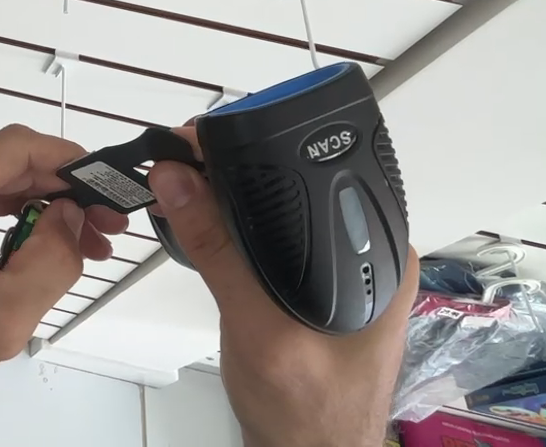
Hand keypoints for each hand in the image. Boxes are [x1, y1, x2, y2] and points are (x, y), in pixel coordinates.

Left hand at [0, 125, 130, 439]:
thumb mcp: (4, 315)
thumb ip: (50, 259)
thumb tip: (74, 212)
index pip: (12, 149)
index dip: (64, 158)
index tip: (106, 183)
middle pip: (9, 161)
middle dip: (63, 187)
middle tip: (110, 223)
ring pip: (1, 176)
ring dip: (47, 201)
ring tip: (92, 238)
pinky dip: (21, 211)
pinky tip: (55, 239)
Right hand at [148, 130, 415, 446]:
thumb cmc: (304, 408)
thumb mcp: (260, 330)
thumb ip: (218, 251)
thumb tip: (172, 175)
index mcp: (376, 250)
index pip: (314, 171)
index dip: (252, 142)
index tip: (194, 136)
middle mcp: (359, 247)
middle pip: (287, 181)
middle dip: (225, 161)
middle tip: (169, 154)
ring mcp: (331, 265)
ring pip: (268, 204)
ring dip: (217, 186)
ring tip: (169, 174)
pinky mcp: (302, 280)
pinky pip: (258, 231)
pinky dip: (220, 215)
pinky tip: (188, 210)